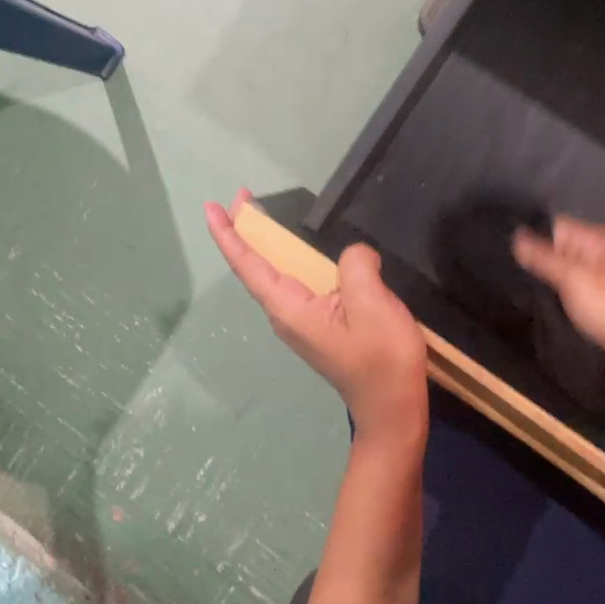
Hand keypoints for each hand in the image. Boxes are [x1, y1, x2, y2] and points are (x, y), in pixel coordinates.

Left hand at [206, 192, 428, 444]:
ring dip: (268, 243)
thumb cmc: (381, 357)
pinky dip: (291, 258)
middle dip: (245, 230)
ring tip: (265, 213)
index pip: (248, 265)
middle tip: (242, 197)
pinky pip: (295, 282)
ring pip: (275, 274)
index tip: (212, 208)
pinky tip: (303, 248)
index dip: (229, 235)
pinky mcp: (318, 324)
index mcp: (290, 308)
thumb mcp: (372, 303)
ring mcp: (301, 321)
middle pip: (256, 266)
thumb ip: (355, 265)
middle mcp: (286, 314)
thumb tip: (353, 254)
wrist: (392, 406)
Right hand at [512, 216, 604, 404]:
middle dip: (528, 263)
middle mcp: (595, 258)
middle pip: (553, 252)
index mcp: (595, 241)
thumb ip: (542, 257)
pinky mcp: (595, 311)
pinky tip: (528, 309)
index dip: (525, 234)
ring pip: (557, 279)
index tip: (494, 246)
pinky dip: (551, 305)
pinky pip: (565, 300)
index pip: (550, 226)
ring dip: (538, 286)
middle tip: (496, 272)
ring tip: (505, 290)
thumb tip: (515, 234)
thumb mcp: (574, 279)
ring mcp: (596, 285)